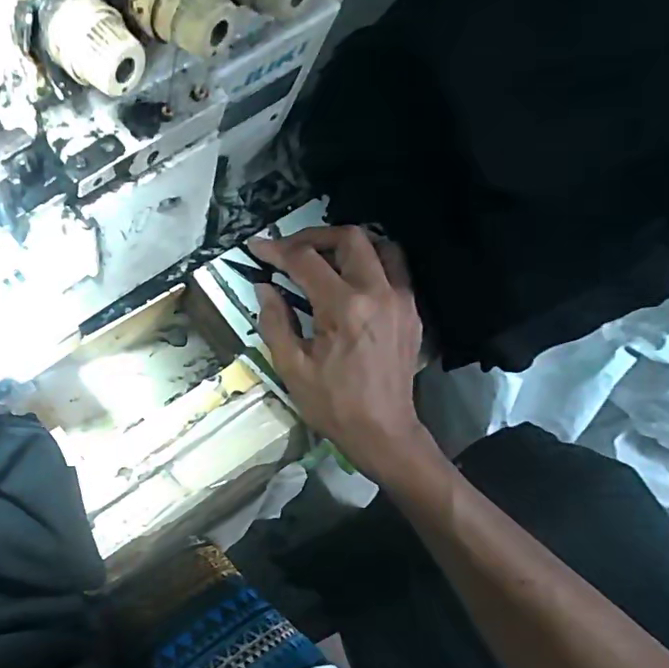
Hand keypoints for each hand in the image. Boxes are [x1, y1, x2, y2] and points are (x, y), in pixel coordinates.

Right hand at [248, 225, 433, 482]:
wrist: (382, 431)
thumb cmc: (331, 403)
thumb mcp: (290, 366)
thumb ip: (275, 320)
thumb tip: (265, 287)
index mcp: (344, 307)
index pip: (306, 261)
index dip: (277, 250)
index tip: (256, 247)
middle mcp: (378, 293)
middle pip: (349, 238)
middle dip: (313, 237)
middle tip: (289, 249)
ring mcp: (401, 300)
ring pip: (380, 246)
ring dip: (347, 244)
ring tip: (321, 256)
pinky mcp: (412, 311)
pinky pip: (394, 269)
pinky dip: (369, 262)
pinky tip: (348, 279)